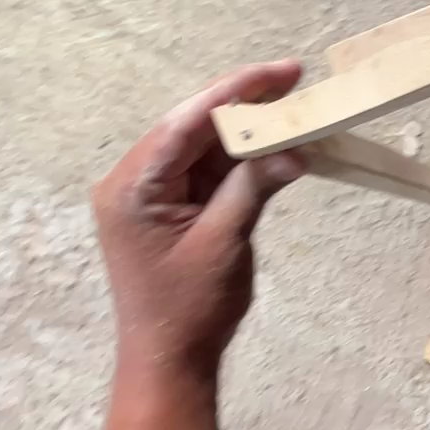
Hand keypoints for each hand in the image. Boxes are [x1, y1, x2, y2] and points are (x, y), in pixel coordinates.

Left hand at [92, 61, 306, 375]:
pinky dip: (242, 161)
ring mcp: (153, 196)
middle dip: (244, 104)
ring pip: (204, 148)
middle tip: (295, 82)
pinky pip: (209, 173)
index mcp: (134, 184)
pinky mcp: (173, 210)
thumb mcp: (224, 243)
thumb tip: (293, 151)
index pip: (189, 122)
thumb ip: (252, 189)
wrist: (170, 357)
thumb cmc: (190, 306)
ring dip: (247, 132)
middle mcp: (136, 180)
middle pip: (194, 127)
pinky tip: (273, 147)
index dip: (237, 92)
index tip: (284, 72)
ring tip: (292, 110)